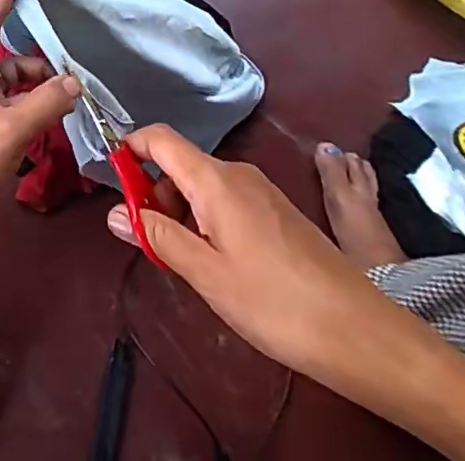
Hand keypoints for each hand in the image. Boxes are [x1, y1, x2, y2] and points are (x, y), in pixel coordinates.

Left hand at [0, 0, 80, 230]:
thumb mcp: (11, 129)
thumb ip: (47, 101)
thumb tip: (75, 80)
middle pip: (4, 46)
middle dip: (31, 40)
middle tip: (59, 26)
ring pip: (17, 74)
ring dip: (41, 77)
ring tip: (71, 82)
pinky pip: (19, 97)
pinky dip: (38, 97)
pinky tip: (60, 102)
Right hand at [104, 125, 404, 378]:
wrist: (353, 324)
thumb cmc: (272, 300)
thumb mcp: (206, 273)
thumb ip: (159, 237)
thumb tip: (115, 212)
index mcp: (215, 179)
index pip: (161, 138)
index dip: (131, 149)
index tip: (111, 180)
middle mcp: (237, 172)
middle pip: (180, 164)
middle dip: (155, 194)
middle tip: (151, 244)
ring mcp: (259, 188)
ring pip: (203, 184)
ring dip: (181, 212)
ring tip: (186, 261)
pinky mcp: (275, 208)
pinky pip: (226, 199)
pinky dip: (206, 219)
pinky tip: (216, 260)